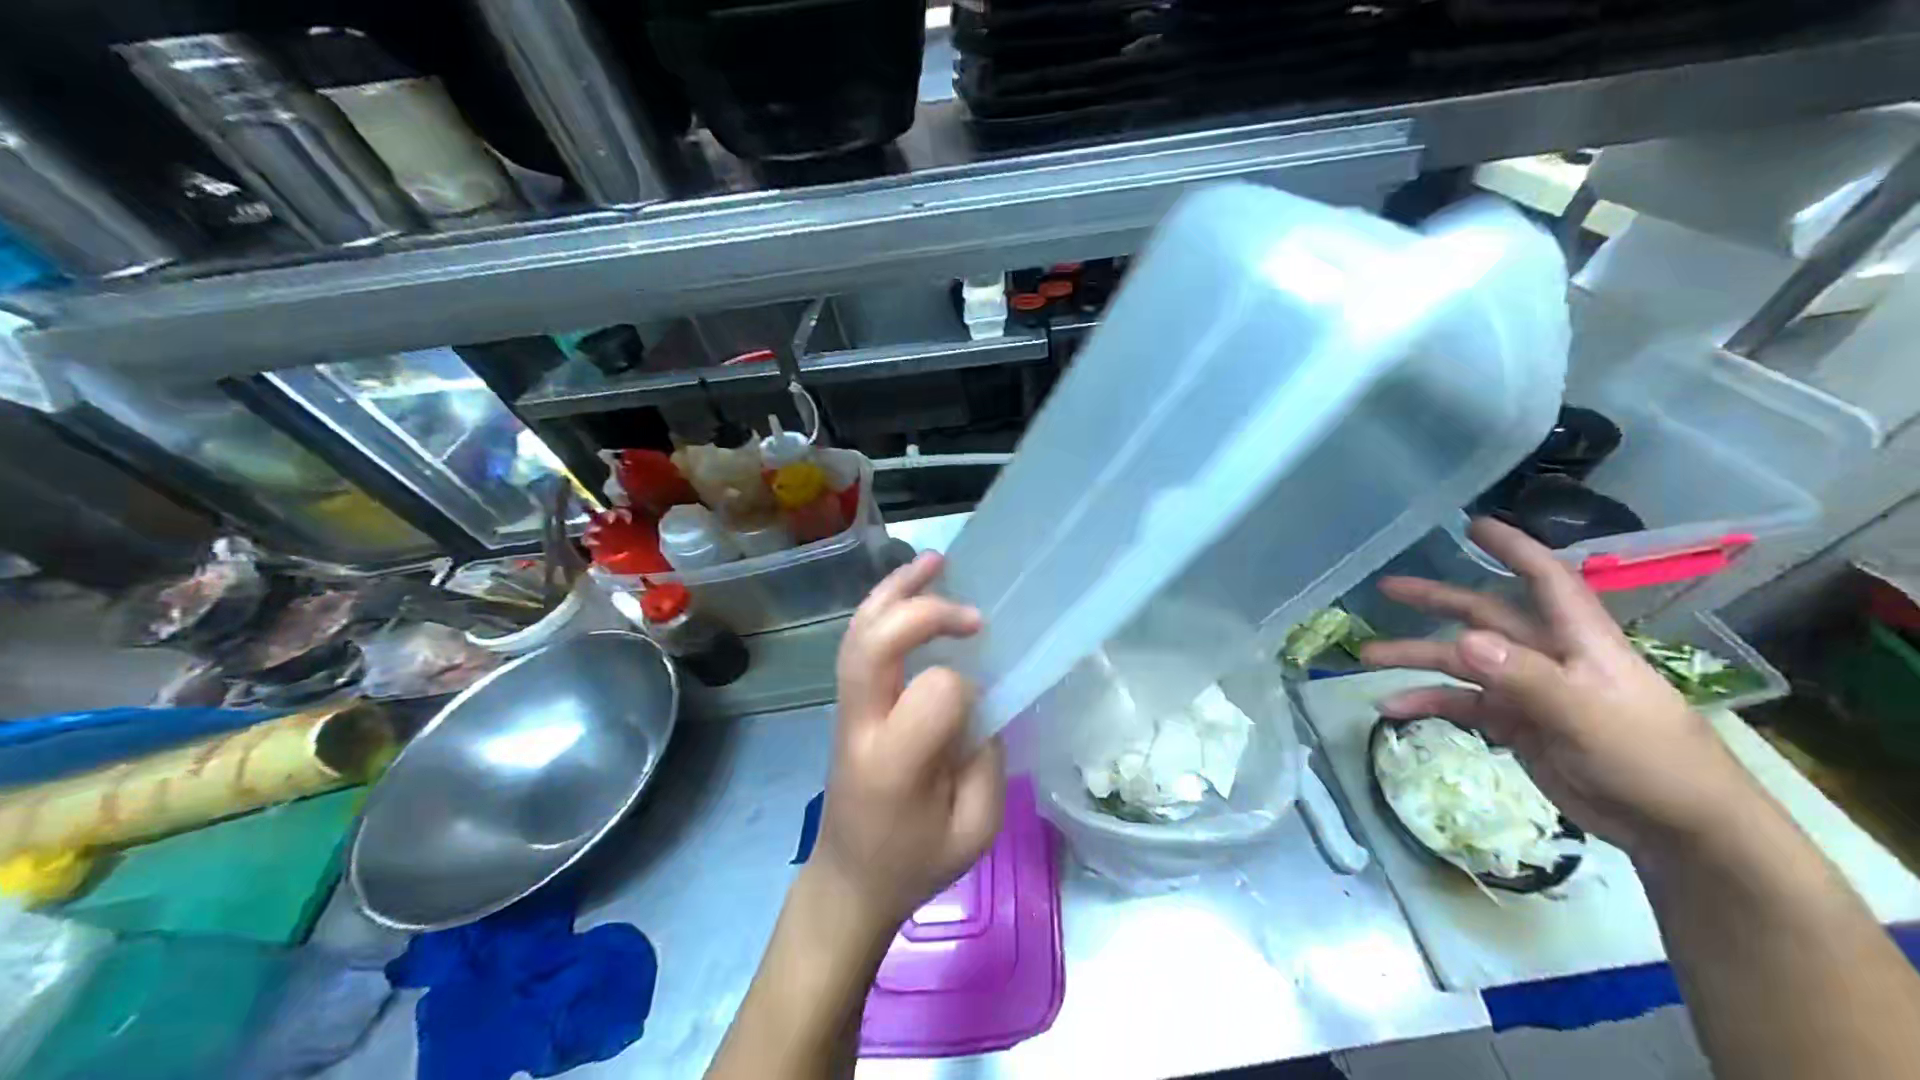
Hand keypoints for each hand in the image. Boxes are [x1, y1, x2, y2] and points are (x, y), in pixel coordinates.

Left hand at [814, 552, 1005, 929]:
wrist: (848, 881)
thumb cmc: (913, 863)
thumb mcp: (974, 831)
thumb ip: (987, 763)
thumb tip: (982, 703)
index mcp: (895, 764)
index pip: (933, 693)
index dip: (965, 688)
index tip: (981, 709)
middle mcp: (863, 726)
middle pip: (876, 644)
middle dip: (923, 613)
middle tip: (972, 615)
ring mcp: (846, 710)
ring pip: (859, 634)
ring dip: (894, 592)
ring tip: (934, 561)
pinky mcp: (846, 704)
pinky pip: (858, 643)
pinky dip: (883, 608)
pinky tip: (910, 592)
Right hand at [1359, 518, 1761, 862]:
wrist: (1674, 829)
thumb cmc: (1649, 759)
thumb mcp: (1585, 715)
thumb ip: (1524, 676)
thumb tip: (1462, 640)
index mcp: (1577, 641)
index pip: (1545, 580)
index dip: (1512, 549)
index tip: (1473, 525)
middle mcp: (1547, 657)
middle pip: (1484, 617)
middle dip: (1436, 601)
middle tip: (1386, 588)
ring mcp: (1527, 691)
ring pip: (1461, 662)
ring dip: (1416, 658)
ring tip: (1367, 656)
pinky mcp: (1514, 724)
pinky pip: (1459, 704)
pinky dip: (1426, 703)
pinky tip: (1393, 708)